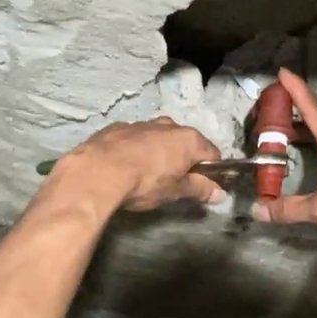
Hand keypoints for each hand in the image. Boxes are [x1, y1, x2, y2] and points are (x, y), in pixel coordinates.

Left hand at [46, 117, 223, 213]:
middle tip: (173, 181)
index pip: (211, 153)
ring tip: (146, 173)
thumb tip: (219, 193)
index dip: (210, 170)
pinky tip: (124, 165)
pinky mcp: (115, 128)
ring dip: (157, 151)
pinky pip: (132, 138)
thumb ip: (198, 189)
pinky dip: (133, 149)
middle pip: (183, 142)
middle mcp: (167, 125)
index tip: (204, 185)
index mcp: (188, 139)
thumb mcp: (174, 191)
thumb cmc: (144, 183)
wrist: (97, 172)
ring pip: (157, 137)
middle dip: (182, 159)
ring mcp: (140, 124)